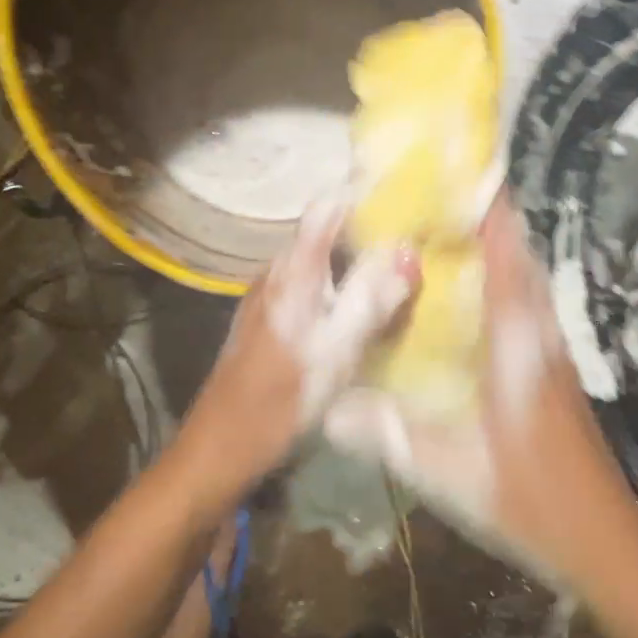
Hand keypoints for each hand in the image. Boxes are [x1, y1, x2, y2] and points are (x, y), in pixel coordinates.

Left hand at [174, 198, 416, 507]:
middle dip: (368, 231)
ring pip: (317, 262)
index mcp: (292, 270)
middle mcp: (275, 272)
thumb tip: (408, 251)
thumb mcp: (337, 350)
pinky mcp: (265, 320)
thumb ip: (373, 298)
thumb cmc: (281, 397)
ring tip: (398, 274)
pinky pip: (309, 287)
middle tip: (416, 241)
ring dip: (354, 263)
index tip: (404, 191)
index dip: (362, 191)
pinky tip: (360, 313)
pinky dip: (338, 288)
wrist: (220, 446)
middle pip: (324, 233)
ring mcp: (266, 295)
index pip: (326, 206)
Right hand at [322, 195, 637, 581]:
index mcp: (516, 352)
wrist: (606, 542)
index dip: (496, 220)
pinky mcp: (557, 375)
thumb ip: (394, 438)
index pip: (508, 269)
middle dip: (498, 225)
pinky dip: (512, 285)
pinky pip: (533, 311)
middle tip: (454, 200)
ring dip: (507, 253)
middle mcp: (540, 342)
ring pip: (533, 287)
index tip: (477, 179)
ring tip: (464, 234)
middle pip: (525, 266)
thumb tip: (331, 411)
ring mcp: (554, 358)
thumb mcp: (456, 475)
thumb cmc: (532, 501)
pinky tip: (483, 299)